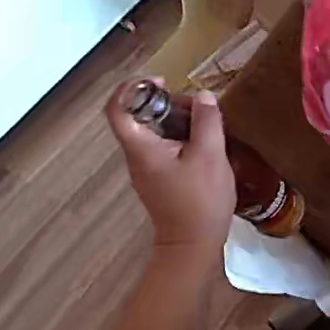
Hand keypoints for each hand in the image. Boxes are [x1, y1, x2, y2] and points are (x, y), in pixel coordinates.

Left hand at [106, 81, 235, 255]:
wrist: (193, 246)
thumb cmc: (200, 201)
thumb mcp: (210, 156)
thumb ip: (206, 122)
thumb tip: (203, 96)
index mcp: (141, 147)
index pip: (118, 107)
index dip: (134, 87)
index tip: (161, 82)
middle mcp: (136, 157)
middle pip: (140, 117)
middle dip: (168, 105)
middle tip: (198, 109)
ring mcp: (146, 172)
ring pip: (154, 134)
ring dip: (178, 124)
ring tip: (207, 127)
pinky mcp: (158, 182)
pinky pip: (164, 151)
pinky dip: (180, 141)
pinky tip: (205, 148)